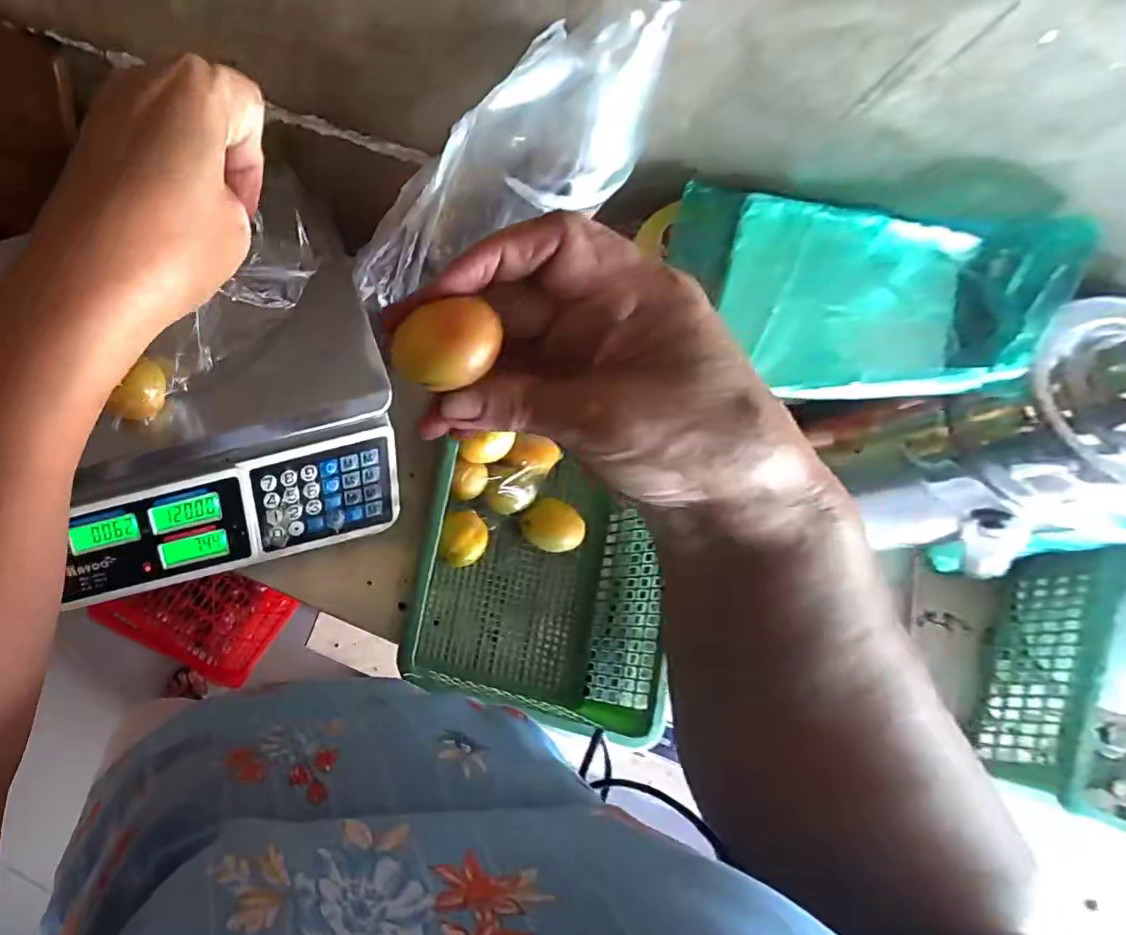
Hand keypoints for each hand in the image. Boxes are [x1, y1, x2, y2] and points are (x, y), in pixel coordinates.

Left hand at [0, 56, 264, 386]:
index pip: (248, 112)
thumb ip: (235, 201)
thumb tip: (208, 200)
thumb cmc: (171, 252)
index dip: (252, 168)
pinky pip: (130, 156)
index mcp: (194, 84)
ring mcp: (102, 113)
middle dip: (215, 161)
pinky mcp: (75, 150)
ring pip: (162, 134)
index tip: (242, 216)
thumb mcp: (236, 233)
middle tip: (217, 216)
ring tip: (180, 227)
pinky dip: (145, 184)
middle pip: (201, 112)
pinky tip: (145, 229)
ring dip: (179, 173)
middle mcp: (143, 81)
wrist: (81, 290)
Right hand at [394, 212, 839, 532]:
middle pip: (510, 300)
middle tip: (397, 339)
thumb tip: (444, 404)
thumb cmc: (695, 437)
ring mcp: (573, 359)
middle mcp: (592, 315)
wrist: (728, 498)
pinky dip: (474, 407)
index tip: (440, 293)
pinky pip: (506, 392)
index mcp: (624, 291)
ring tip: (415, 397)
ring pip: (500, 351)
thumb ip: (521, 404)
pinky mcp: (560, 396)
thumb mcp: (606, 416)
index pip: (552, 246)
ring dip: (456, 373)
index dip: (491, 258)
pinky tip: (442, 427)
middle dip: (452, 318)